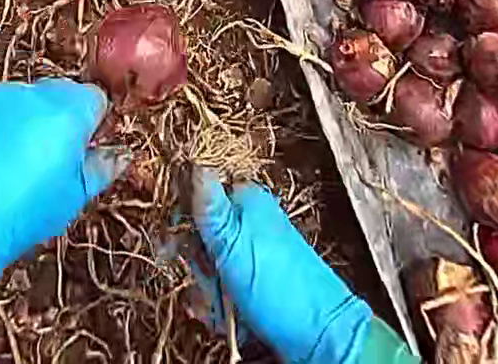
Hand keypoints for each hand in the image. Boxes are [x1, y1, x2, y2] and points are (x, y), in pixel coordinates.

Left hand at [0, 79, 127, 277]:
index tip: (83, 149)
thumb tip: (122, 153)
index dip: (93, 123)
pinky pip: (3, 104)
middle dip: (64, 117)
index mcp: (72, 110)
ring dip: (34, 116)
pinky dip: (5, 120)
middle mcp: (41, 92)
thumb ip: (104, 166)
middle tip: (53, 156)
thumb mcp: (75, 195)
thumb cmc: (25, 211)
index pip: (97, 99)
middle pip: (66, 93)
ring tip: (20, 157)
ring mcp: (6, 94)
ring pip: (34, 97)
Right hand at [192, 169, 372, 363]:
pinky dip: (224, 306)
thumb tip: (194, 164)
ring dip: (210, 292)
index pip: (199, 196)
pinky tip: (231, 319)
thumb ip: (209, 206)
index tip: (180, 244)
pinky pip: (226, 288)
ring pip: (212, 267)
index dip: (185, 222)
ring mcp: (255, 250)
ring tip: (225, 306)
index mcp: (245, 199)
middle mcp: (250, 220)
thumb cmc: (277, 285)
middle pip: (202, 236)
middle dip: (200, 266)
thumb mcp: (232, 242)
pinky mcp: (257, 278)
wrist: (317, 332)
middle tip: (212, 280)